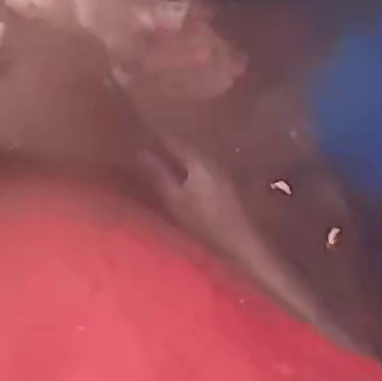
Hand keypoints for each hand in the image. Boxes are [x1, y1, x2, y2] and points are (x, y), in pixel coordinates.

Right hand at [138, 137, 263, 261]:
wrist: (245, 244)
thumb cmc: (206, 223)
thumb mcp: (175, 201)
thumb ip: (158, 174)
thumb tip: (139, 152)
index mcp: (198, 158)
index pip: (170, 138)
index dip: (152, 136)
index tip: (136, 136)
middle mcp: (212, 156)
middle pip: (184, 141)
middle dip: (165, 141)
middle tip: (145, 146)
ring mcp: (223, 166)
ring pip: (195, 150)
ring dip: (178, 151)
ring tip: (160, 157)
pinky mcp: (228, 177)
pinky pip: (203, 159)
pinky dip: (189, 160)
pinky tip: (182, 171)